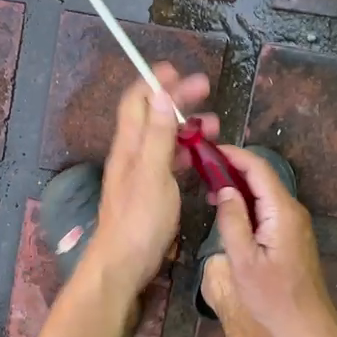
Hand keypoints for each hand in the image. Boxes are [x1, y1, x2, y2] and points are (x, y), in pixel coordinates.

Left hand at [85, 63, 212, 294]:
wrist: (122, 266)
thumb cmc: (138, 220)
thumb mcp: (152, 173)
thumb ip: (157, 134)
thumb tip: (161, 91)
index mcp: (129, 145)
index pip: (136, 101)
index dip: (153, 81)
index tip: (177, 69)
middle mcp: (131, 154)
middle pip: (152, 115)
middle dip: (177, 99)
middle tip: (206, 89)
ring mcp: (140, 173)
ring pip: (162, 138)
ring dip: (185, 125)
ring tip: (214, 124)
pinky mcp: (149, 192)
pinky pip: (169, 161)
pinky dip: (186, 152)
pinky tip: (202, 157)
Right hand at [207, 147, 336, 336]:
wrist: (307, 325)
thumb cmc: (273, 297)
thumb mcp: (243, 260)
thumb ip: (232, 221)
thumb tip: (224, 189)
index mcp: (281, 211)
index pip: (257, 168)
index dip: (232, 155)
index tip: (206, 151)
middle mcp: (292, 210)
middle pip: (262, 177)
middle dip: (232, 169)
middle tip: (201, 171)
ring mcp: (295, 222)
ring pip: (264, 192)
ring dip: (238, 187)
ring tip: (209, 191)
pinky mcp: (292, 234)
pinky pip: (268, 207)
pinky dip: (248, 203)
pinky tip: (229, 212)